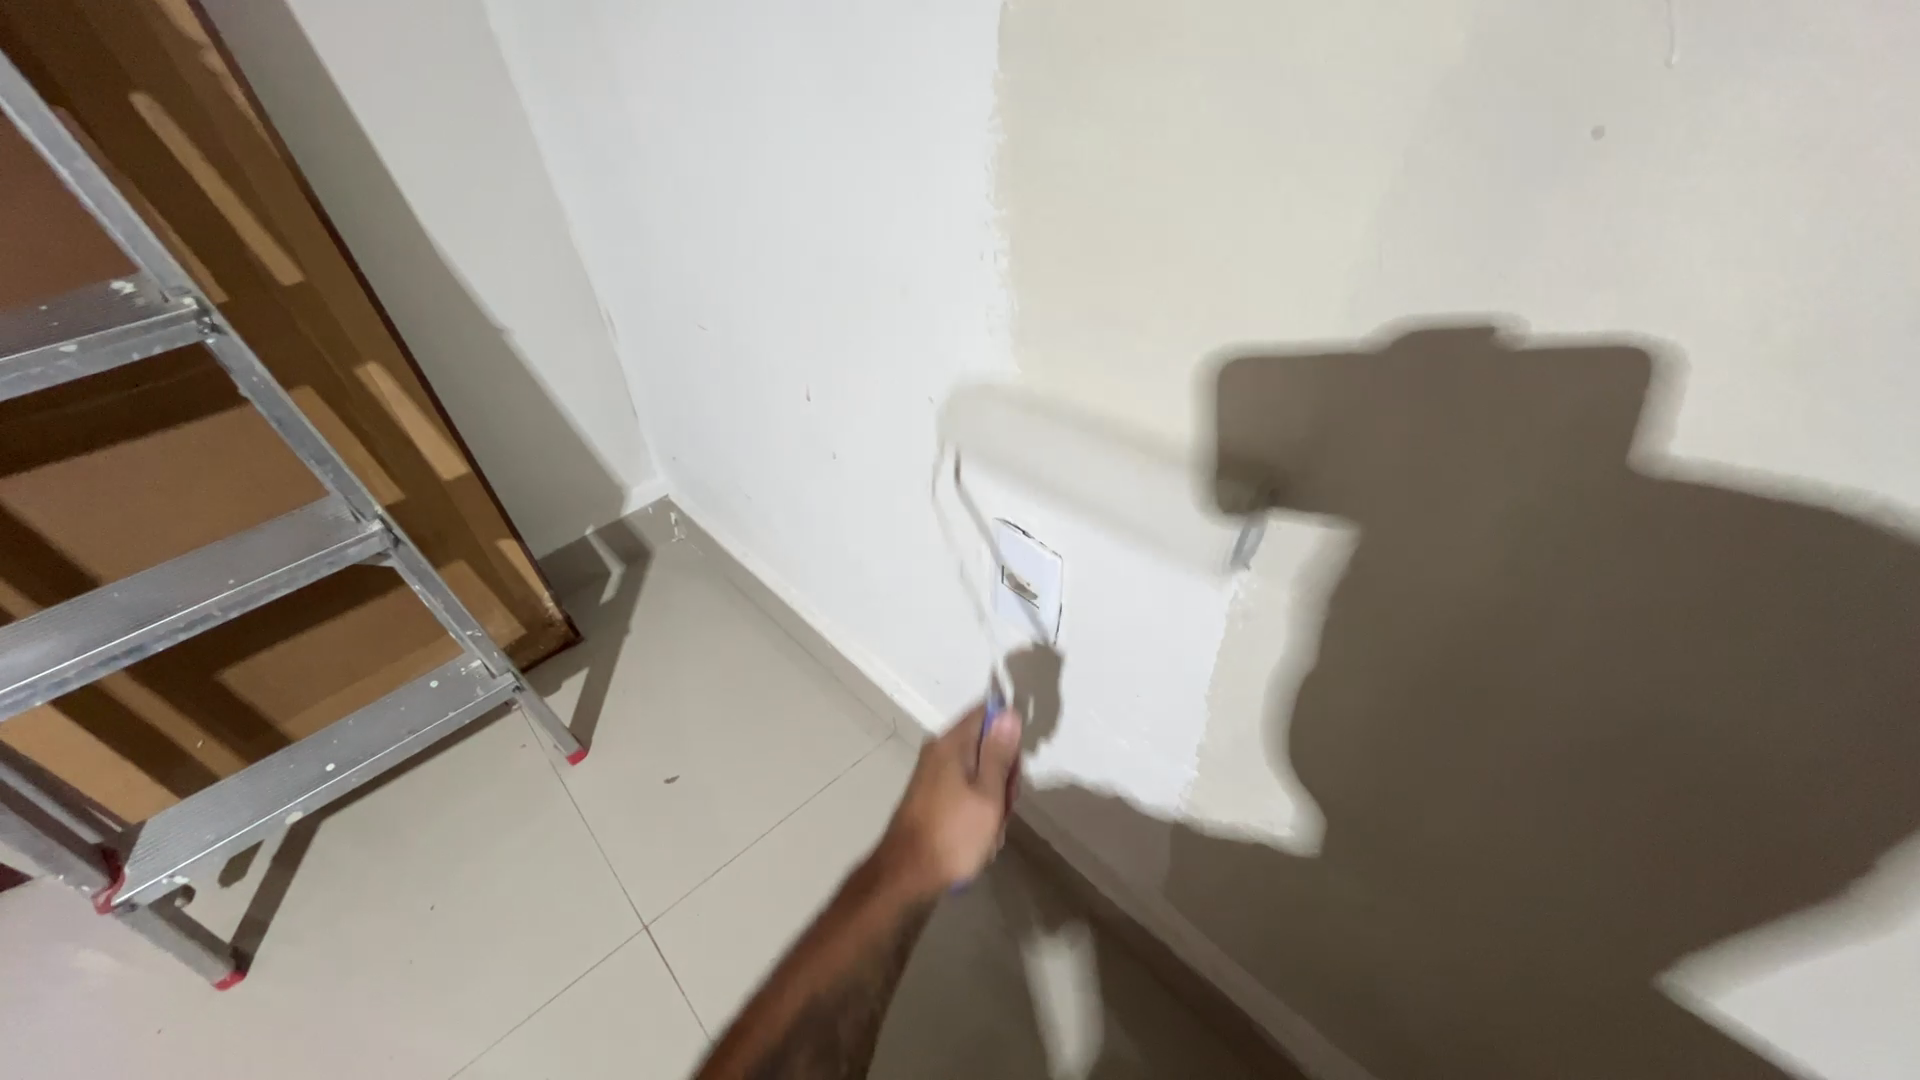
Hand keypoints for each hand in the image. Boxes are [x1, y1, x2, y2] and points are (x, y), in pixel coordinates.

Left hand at [877, 702, 1023, 896]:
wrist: (907, 877)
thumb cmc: (953, 834)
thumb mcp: (988, 794)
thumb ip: (999, 753)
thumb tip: (1008, 712)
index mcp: (951, 744)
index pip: (987, 713)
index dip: (1009, 734)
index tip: (1015, 766)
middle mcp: (939, 752)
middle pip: (985, 747)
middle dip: (1002, 777)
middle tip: (1004, 806)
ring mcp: (933, 776)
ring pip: (979, 775)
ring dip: (993, 801)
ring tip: (990, 831)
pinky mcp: (931, 799)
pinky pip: (965, 794)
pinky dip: (977, 813)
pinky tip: (979, 839)